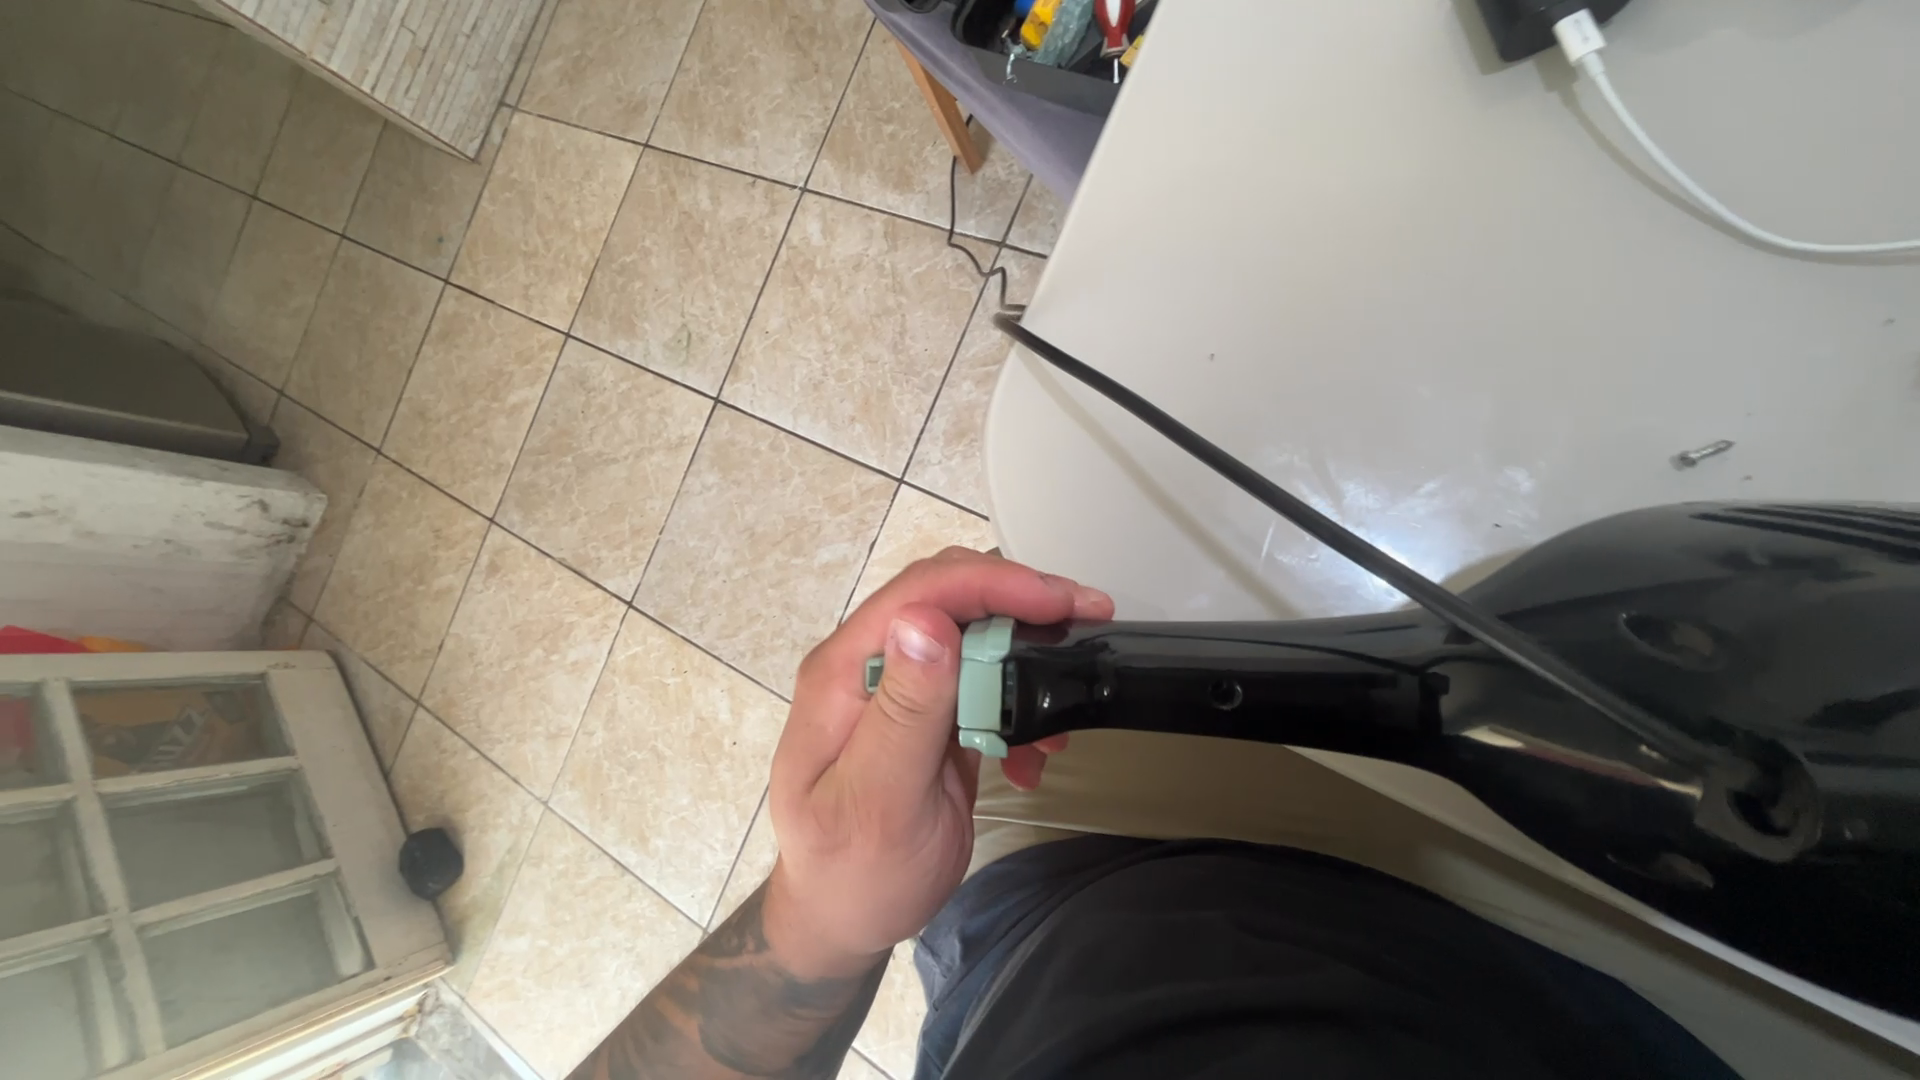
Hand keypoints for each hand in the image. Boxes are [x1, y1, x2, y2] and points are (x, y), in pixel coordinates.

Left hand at [762, 548, 1112, 975]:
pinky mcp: (931, 717)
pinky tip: (1033, 756)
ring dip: (1027, 660)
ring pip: (974, 638)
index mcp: (845, 671)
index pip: (920, 594)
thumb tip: (927, 622)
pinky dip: (1018, 708)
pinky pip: (983, 687)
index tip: (1058, 600)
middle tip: (1086, 617)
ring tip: (1064, 710)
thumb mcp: (877, 802)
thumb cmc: (850, 873)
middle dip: (1021, 602)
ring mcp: (903, 691)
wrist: (842, 918)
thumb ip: (903, 713)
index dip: (991, 584)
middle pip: (951, 599)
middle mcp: (872, 665)